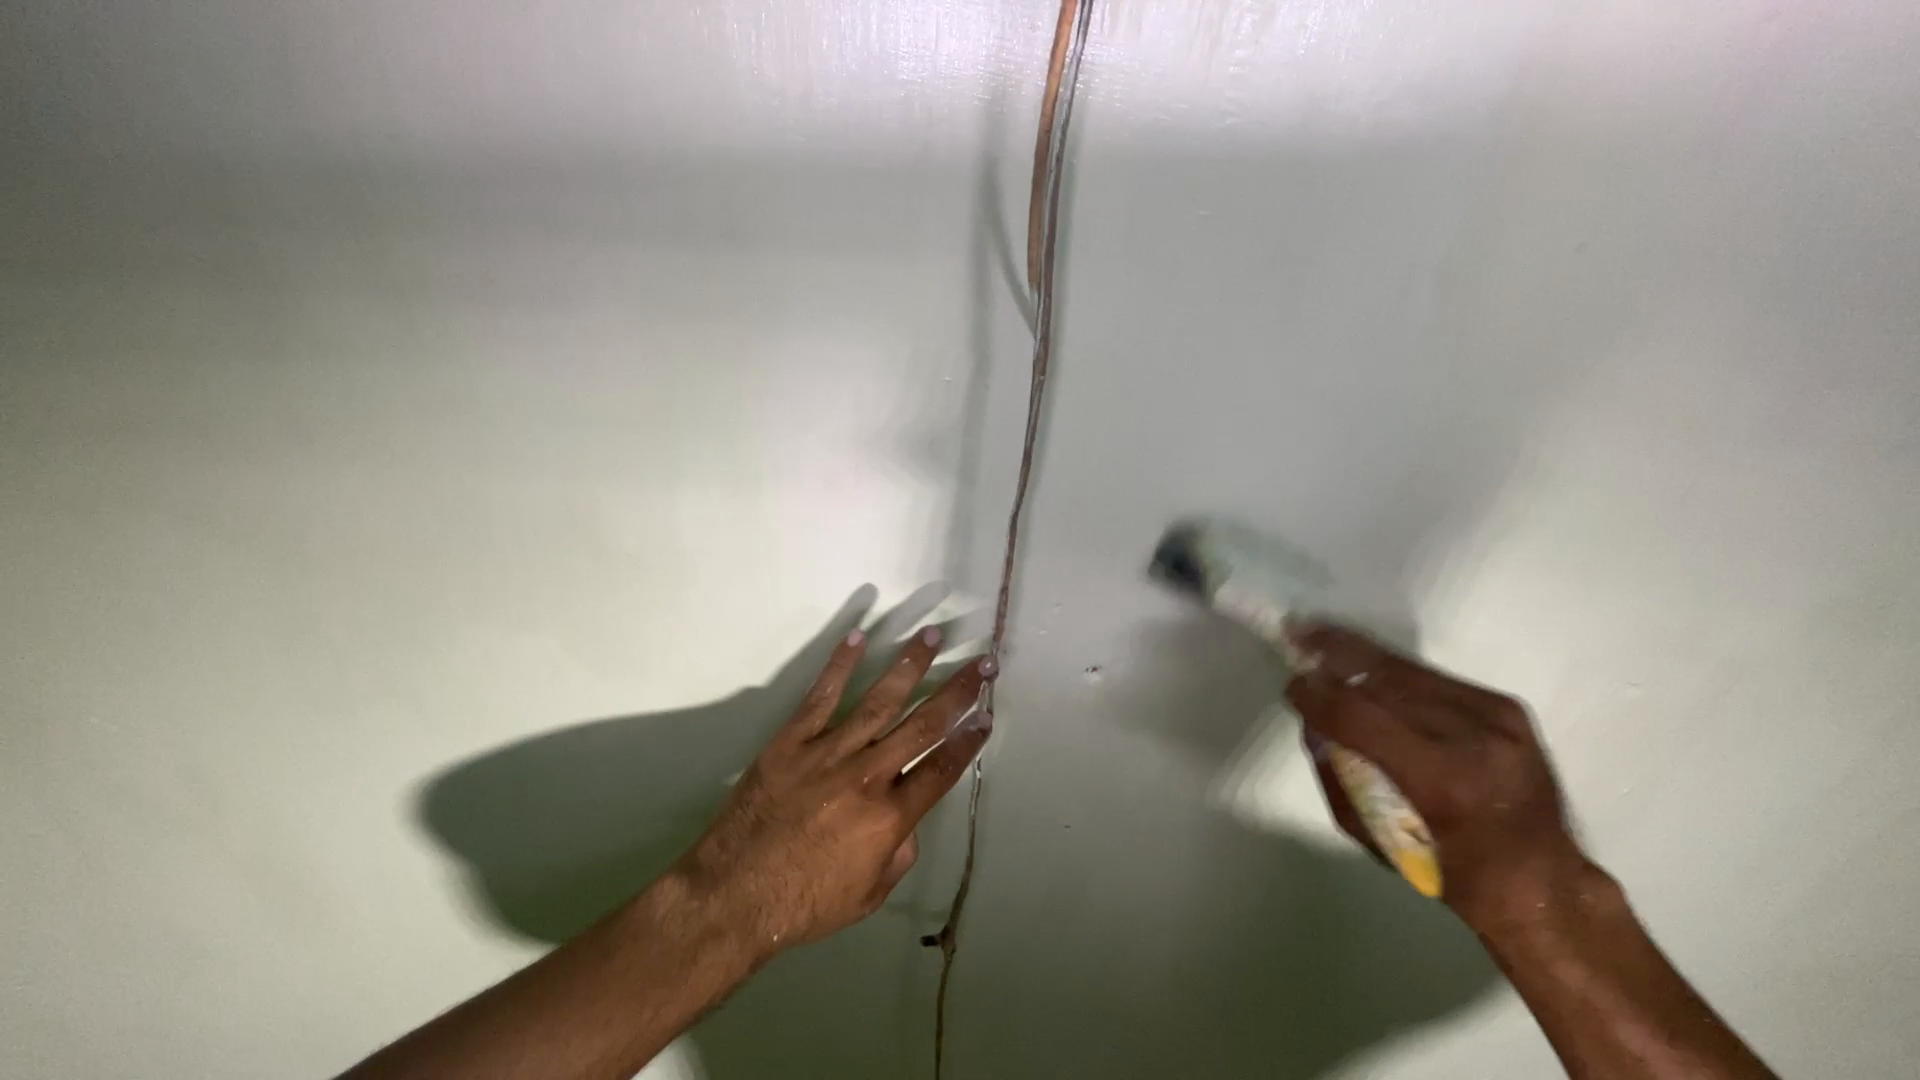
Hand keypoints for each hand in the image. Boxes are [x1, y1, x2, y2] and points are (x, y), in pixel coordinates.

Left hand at [671, 625, 994, 960]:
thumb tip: (907, 822)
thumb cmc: (804, 904)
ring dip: (909, 665)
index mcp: (889, 817)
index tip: (987, 715)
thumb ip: (898, 854)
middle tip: (982, 663)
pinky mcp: (791, 741)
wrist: (733, 895)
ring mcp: (828, 752)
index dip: (968, 741)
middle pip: (922, 725)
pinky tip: (859, 636)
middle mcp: (867, 775)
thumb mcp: (869, 895)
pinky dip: (841, 665)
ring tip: (932, 636)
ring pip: (879, 701)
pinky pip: (821, 696)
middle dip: (957, 692)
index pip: (941, 769)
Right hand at [1284, 618, 1596, 935]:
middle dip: (1335, 657)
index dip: (1319, 696)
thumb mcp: (1375, 835)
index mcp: (1439, 779)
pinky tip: (1368, 666)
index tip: (1291, 685)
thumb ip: (1338, 774)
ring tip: (1323, 636)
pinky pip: (1434, 678)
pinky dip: (1395, 672)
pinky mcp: (1506, 707)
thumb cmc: (1447, 869)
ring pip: (1408, 671)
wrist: (1538, 876)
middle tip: (1298, 634)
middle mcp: (1472, 738)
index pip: (1360, 717)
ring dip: (1361, 656)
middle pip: (1383, 681)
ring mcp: (1495, 717)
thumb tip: (1314, 722)